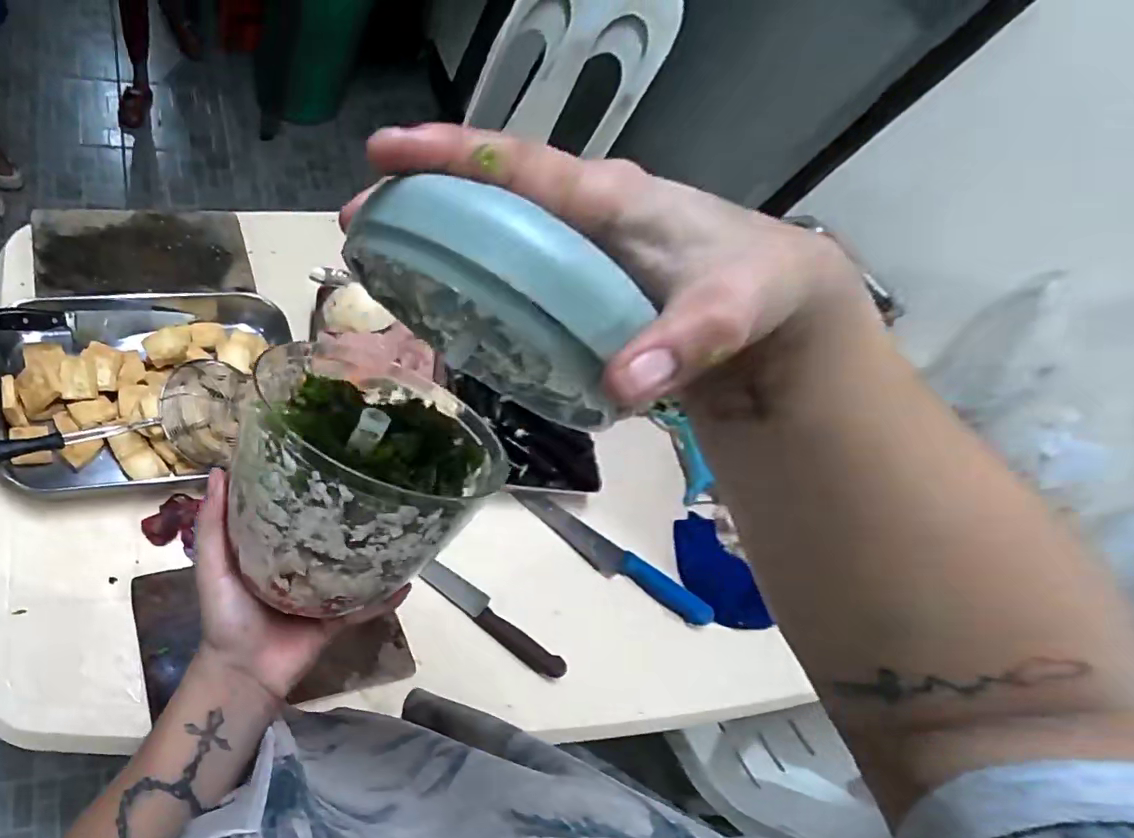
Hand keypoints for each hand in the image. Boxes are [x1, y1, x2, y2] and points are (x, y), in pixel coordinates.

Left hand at [193, 469, 408, 699]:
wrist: (243, 670)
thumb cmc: (224, 615)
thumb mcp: (212, 564)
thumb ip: (213, 524)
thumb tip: (220, 470)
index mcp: (265, 556)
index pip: (284, 517)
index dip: (297, 493)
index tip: (316, 461)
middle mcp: (294, 572)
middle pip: (322, 542)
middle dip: (341, 521)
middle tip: (365, 489)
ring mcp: (317, 598)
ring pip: (348, 573)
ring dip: (369, 556)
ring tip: (395, 529)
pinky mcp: (332, 622)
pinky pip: (362, 608)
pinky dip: (383, 599)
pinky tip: (406, 581)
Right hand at [341, 124, 884, 414]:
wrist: (776, 319)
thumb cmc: (757, 292)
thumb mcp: (736, 309)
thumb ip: (688, 342)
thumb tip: (621, 386)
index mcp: (608, 200)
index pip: (518, 166)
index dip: (450, 156)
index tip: (383, 154)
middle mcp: (578, 218)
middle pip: (485, 195)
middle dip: (417, 199)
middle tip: (357, 222)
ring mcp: (569, 255)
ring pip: (488, 234)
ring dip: (429, 242)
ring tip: (376, 258)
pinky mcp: (566, 290)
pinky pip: (503, 275)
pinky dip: (461, 282)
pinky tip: (432, 304)